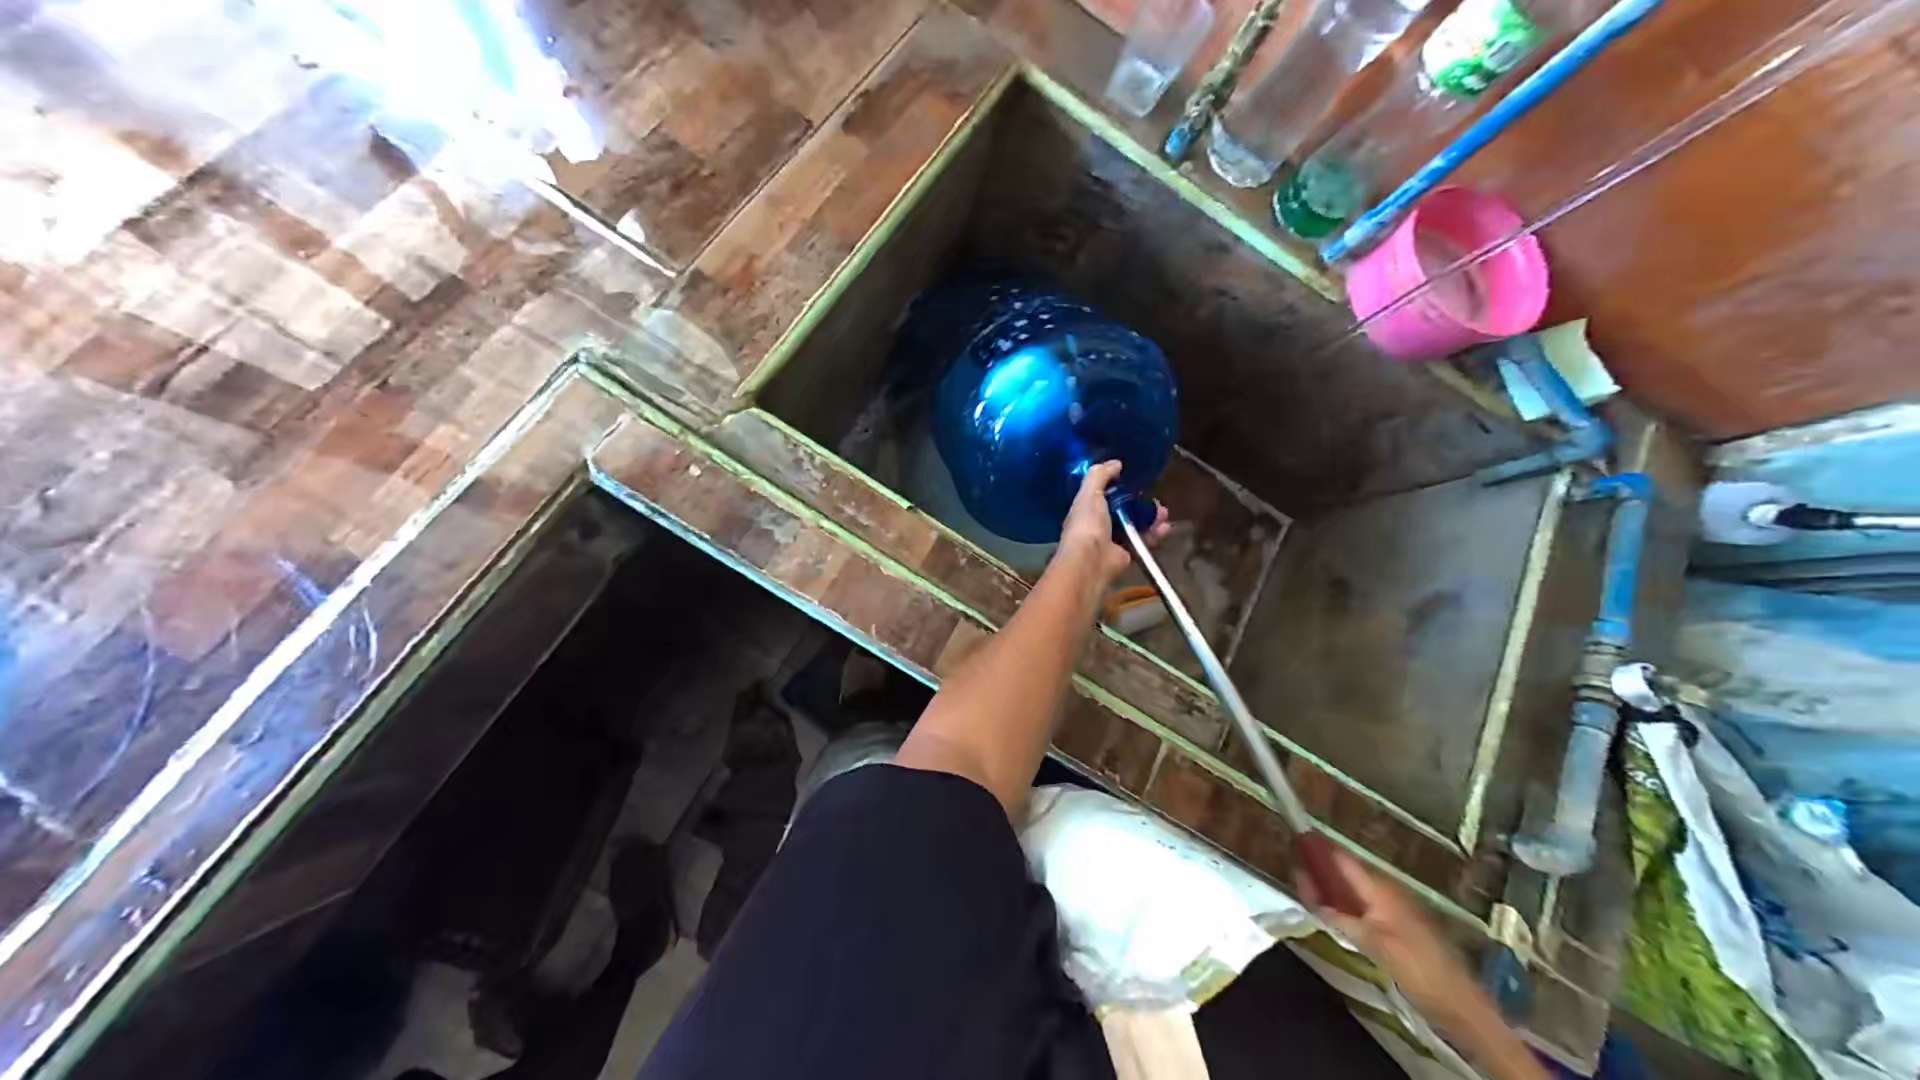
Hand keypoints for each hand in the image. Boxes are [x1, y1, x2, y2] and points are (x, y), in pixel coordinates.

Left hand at [1058, 460, 1167, 582]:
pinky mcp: (1125, 555)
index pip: (1100, 494)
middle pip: (1121, 510)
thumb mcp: (1089, 493)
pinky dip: (1154, 534)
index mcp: (1084, 510)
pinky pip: (1142, 541)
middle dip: (1138, 502)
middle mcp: (1096, 525)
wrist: (1091, 560)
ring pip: (1134, 525)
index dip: (1115, 486)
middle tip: (1153, 497)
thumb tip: (1115, 463)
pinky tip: (1165, 527)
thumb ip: (1100, 475)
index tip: (1131, 478)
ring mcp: (1111, 541)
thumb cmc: (1087, 523)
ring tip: (1163, 511)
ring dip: (1150, 517)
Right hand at [1298, 847, 1486, 1034]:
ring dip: (1331, 891)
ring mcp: (1394, 911)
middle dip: (1321, 872)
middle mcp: (1387, 893)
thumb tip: (1310, 896)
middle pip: (1346, 874)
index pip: (1342, 859)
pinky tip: (1333, 918)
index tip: (1294, 839)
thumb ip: (1339, 918)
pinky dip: (1344, 908)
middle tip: (1296, 875)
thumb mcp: (1373, 944)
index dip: (1318, 848)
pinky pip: (1362, 908)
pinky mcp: (1398, 928)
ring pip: (1353, 892)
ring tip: (1308, 895)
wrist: (1462, 1007)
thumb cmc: (1418, 970)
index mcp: (1381, 890)